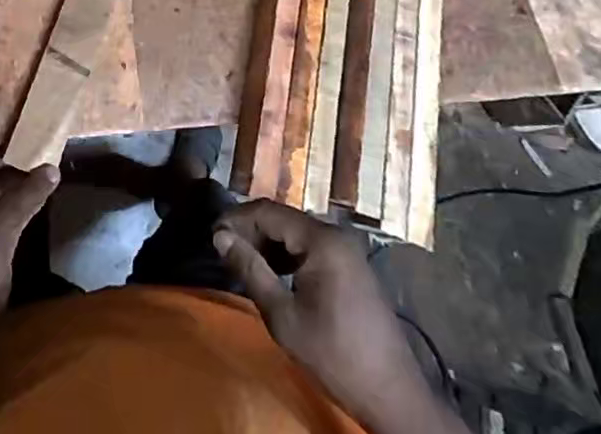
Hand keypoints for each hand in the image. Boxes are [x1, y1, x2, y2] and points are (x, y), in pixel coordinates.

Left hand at [0, 153, 57, 339]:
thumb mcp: (4, 221)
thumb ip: (28, 194)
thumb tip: (54, 167)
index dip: (5, 153)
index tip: (33, 145)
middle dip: (20, 170)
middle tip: (49, 160)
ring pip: (7, 201)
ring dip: (26, 191)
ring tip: (52, 181)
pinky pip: (14, 221)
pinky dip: (28, 211)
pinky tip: (44, 209)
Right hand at [213, 200, 464, 432]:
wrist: (389, 388)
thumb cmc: (333, 353)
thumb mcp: (282, 315)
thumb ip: (251, 270)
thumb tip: (220, 236)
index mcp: (321, 239)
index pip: (269, 211)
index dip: (237, 218)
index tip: (211, 234)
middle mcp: (335, 233)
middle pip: (283, 218)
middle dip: (251, 230)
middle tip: (222, 250)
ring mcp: (346, 247)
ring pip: (296, 232)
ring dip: (267, 243)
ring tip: (240, 263)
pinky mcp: (350, 263)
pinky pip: (310, 247)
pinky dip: (287, 255)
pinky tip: (270, 274)